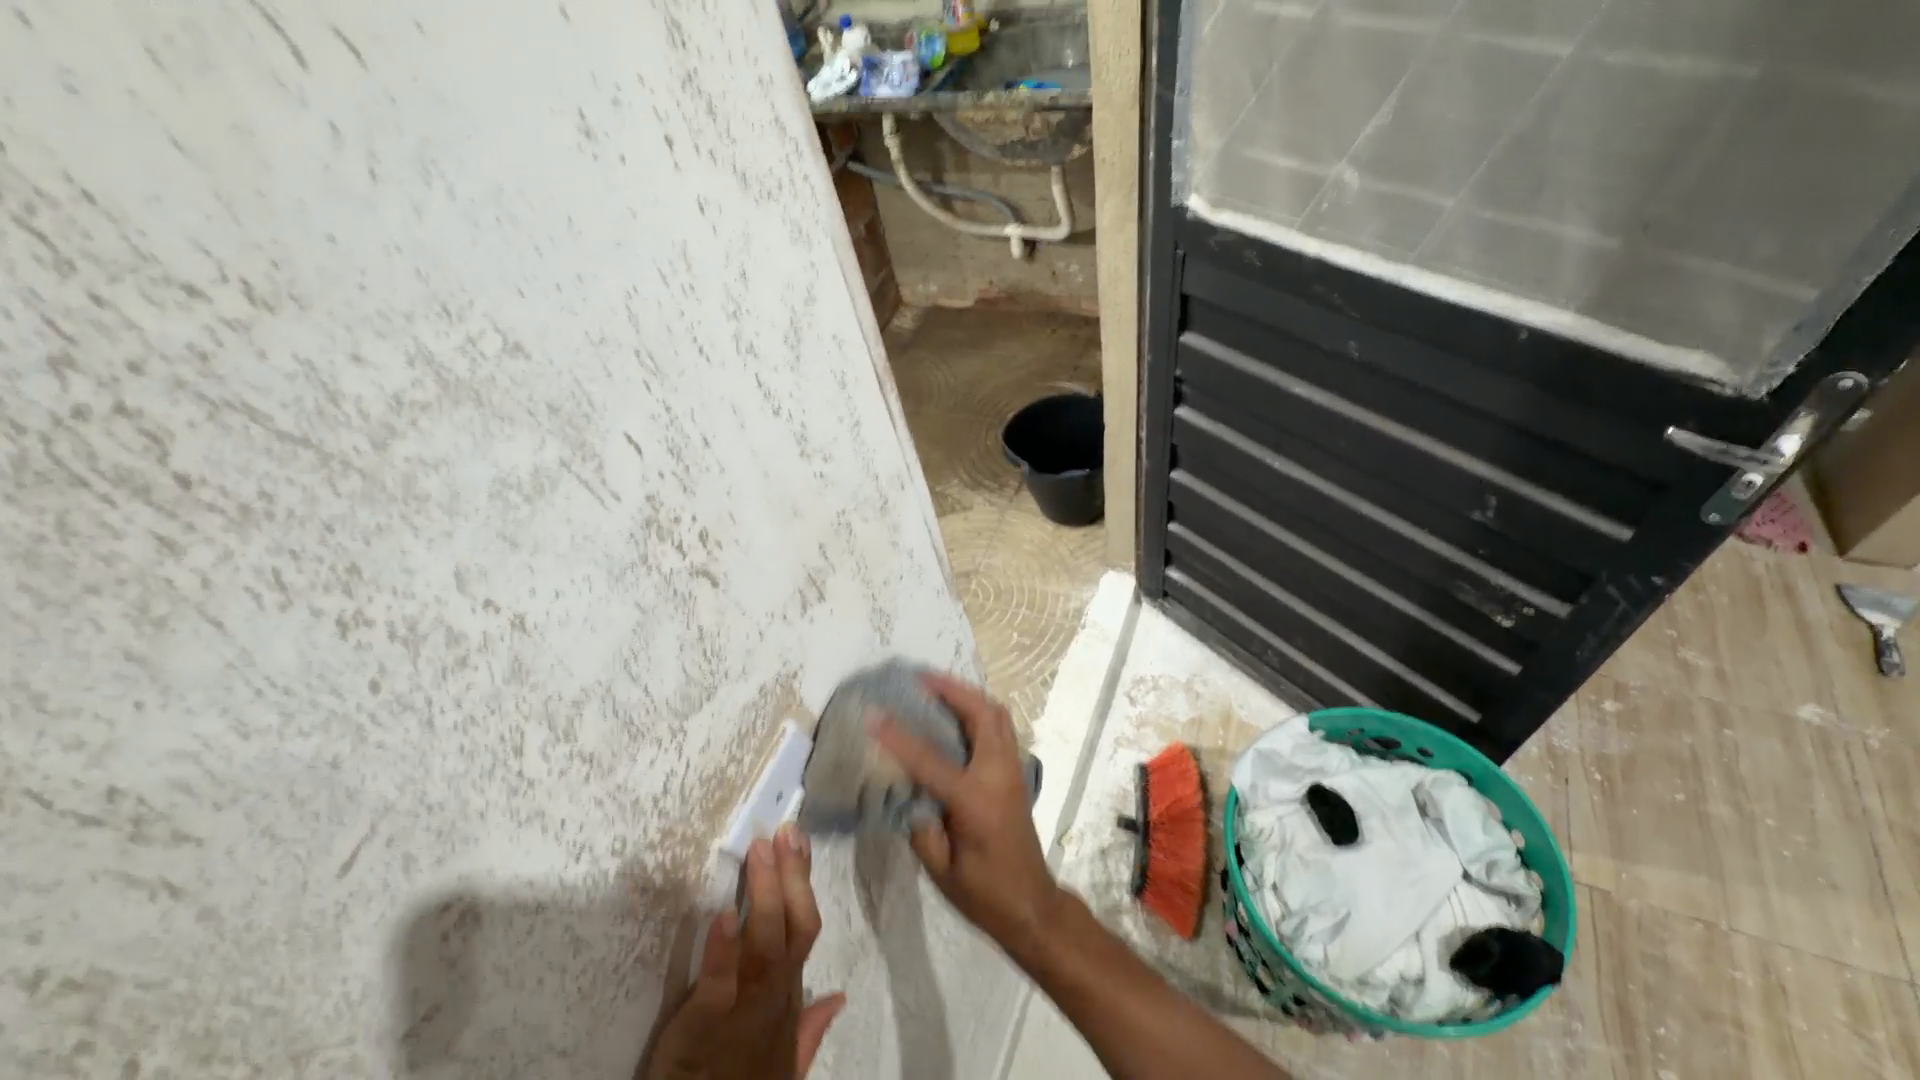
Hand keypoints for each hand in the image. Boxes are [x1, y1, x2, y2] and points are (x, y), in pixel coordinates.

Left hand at [641, 827, 845, 1079]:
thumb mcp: (784, 1064)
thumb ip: (811, 1028)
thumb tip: (839, 997)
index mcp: (788, 998)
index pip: (805, 931)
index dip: (803, 884)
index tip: (798, 843)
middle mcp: (774, 997)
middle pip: (793, 929)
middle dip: (791, 879)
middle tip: (785, 832)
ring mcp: (743, 1010)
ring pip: (765, 945)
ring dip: (763, 896)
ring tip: (760, 853)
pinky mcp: (705, 1025)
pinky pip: (718, 983)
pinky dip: (722, 950)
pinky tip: (722, 916)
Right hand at [869, 673, 1062, 954]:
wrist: (1031, 906)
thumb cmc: (984, 894)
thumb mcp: (940, 868)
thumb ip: (920, 825)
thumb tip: (908, 790)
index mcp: (975, 799)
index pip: (930, 759)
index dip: (898, 736)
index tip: (873, 714)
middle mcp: (998, 775)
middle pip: (982, 714)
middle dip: (952, 690)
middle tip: (919, 678)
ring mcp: (1012, 772)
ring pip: (998, 716)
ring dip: (968, 696)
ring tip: (936, 688)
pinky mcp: (1016, 776)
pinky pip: (1000, 730)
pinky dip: (979, 712)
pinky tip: (956, 714)